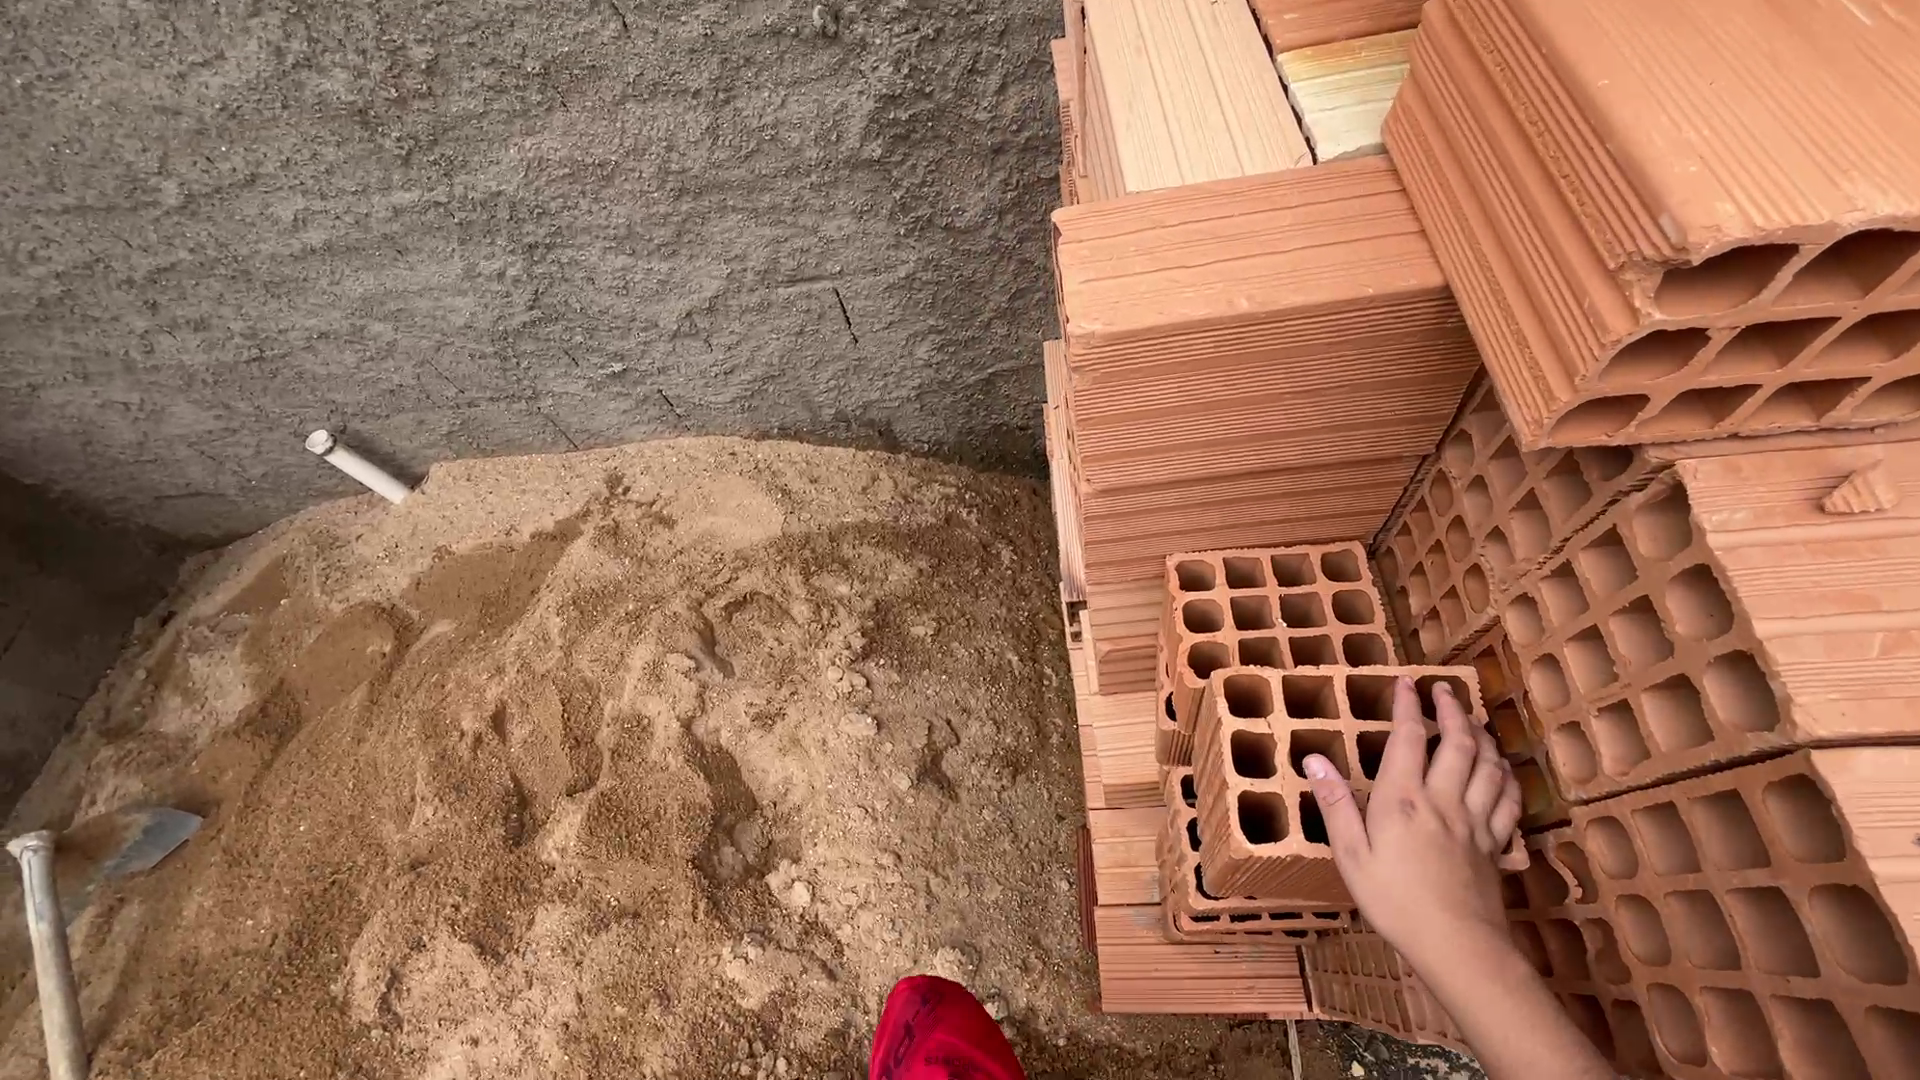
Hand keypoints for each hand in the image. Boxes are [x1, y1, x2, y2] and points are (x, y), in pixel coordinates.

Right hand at [1302, 675, 1520, 970]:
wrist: (1457, 945)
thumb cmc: (1393, 899)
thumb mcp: (1350, 853)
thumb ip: (1334, 803)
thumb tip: (1313, 757)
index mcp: (1403, 798)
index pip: (1409, 738)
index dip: (1408, 706)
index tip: (1406, 682)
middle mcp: (1444, 800)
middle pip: (1458, 743)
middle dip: (1452, 710)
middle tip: (1445, 690)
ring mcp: (1475, 821)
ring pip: (1489, 766)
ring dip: (1482, 736)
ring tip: (1473, 720)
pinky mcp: (1495, 844)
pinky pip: (1508, 799)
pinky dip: (1506, 775)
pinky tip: (1502, 769)